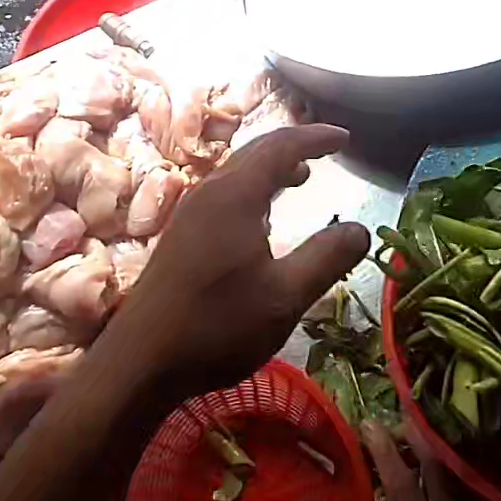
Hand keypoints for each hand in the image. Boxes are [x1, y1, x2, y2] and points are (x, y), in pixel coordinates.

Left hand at [100, 123, 370, 401]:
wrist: (140, 362)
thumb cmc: (217, 326)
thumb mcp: (285, 296)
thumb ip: (326, 258)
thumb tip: (360, 229)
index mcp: (235, 195)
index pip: (281, 147)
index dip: (315, 138)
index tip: (344, 138)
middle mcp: (210, 193)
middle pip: (256, 152)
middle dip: (294, 146)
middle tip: (327, 150)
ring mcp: (190, 213)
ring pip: (238, 173)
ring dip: (271, 168)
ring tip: (301, 177)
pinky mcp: (181, 235)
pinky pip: (225, 193)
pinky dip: (254, 190)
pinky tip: (262, 219)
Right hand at [365, 422, 500, 500]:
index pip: (402, 486)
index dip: (384, 451)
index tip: (368, 422)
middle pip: (432, 469)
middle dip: (413, 440)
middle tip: (392, 420)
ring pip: (443, 481)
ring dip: (424, 458)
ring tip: (405, 443)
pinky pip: (451, 498)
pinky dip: (434, 482)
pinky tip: (422, 485)